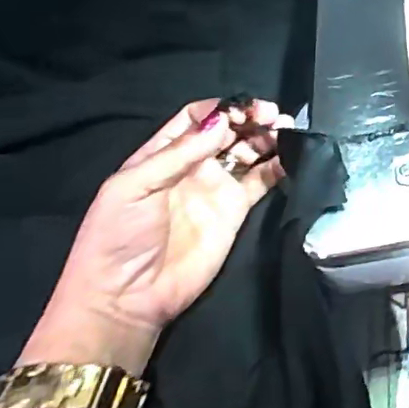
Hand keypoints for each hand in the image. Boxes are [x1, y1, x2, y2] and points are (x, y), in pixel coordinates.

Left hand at [20, 99, 289, 374]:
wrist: (125, 299)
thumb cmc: (118, 235)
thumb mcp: (134, 185)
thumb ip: (178, 153)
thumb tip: (221, 122)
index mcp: (164, 152)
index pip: (198, 117)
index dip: (220, 108)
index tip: (240, 109)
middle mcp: (193, 164)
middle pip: (227, 129)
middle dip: (249, 116)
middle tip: (272, 113)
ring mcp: (216, 187)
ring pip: (248, 150)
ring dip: (267, 135)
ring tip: (286, 127)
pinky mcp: (235, 211)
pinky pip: (260, 181)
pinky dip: (277, 166)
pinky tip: (290, 155)